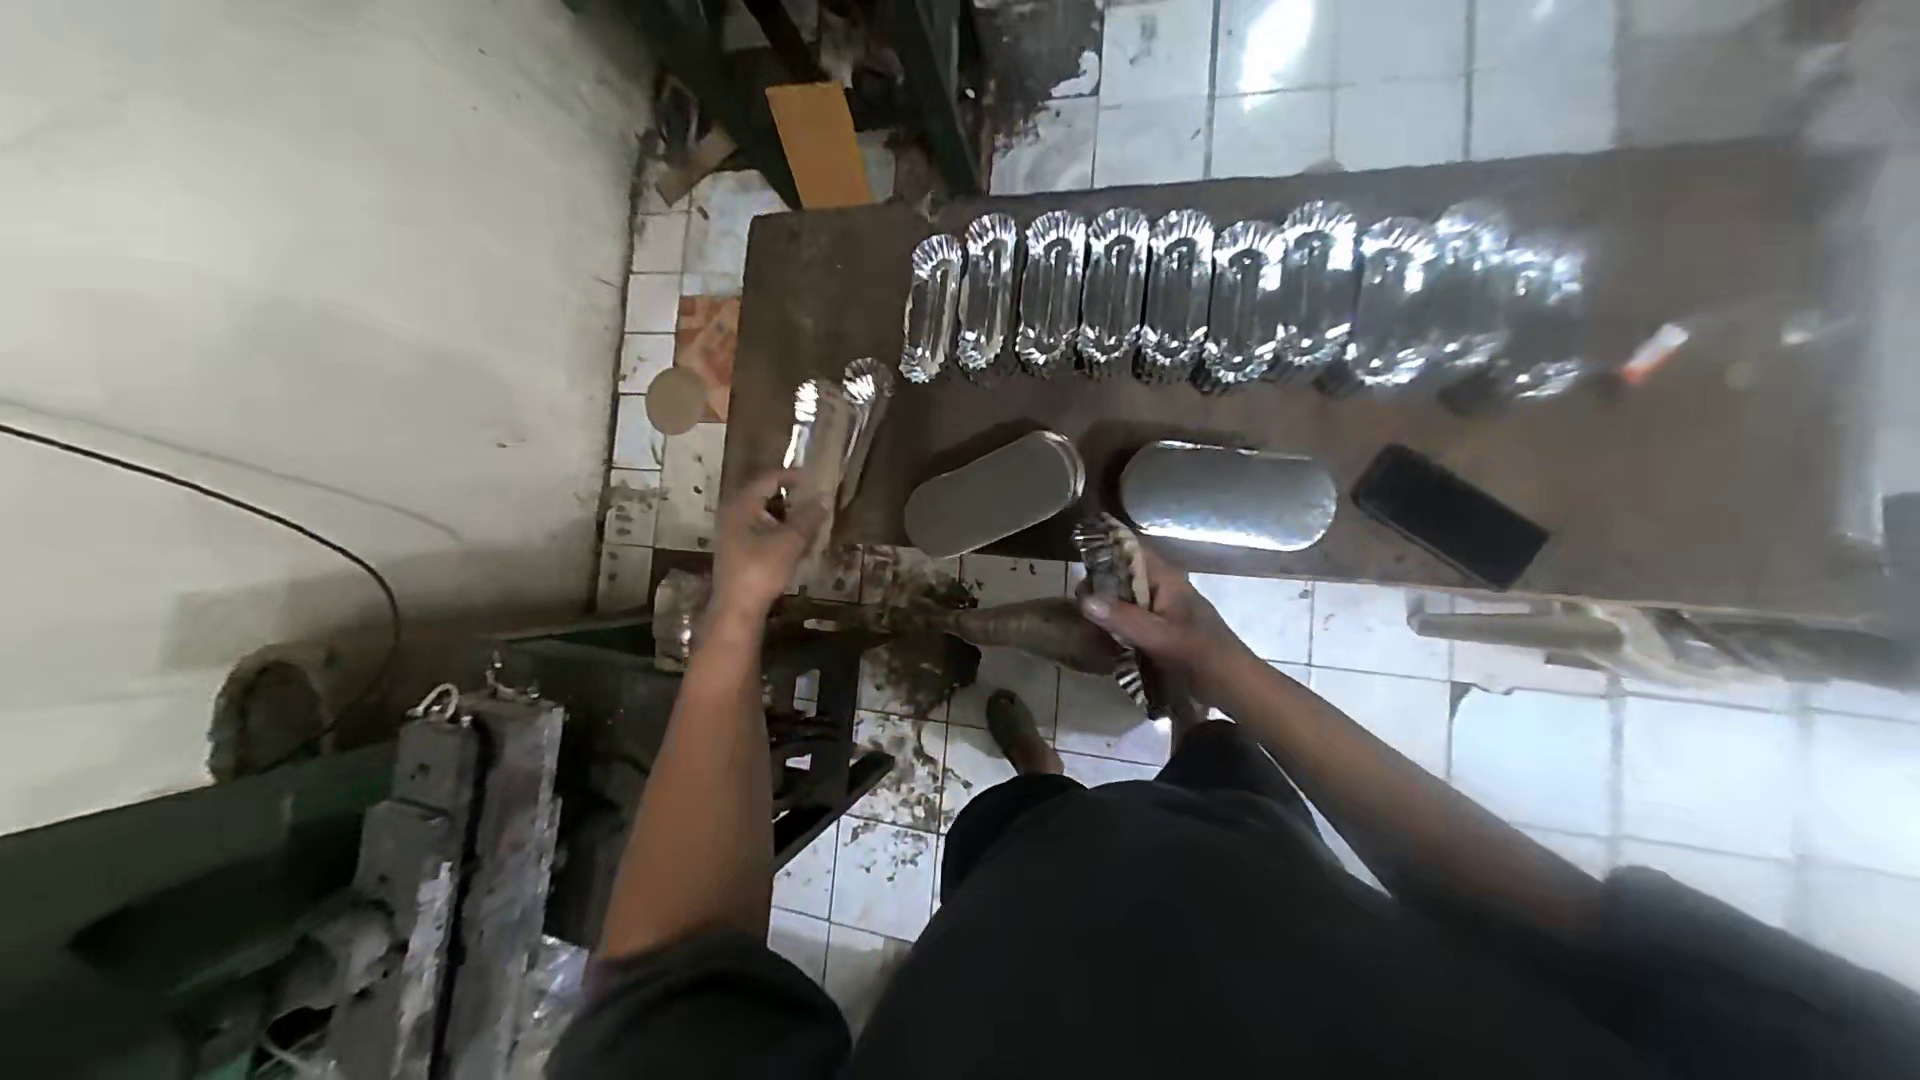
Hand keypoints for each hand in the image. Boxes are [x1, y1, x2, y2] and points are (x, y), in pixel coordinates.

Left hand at [710, 469, 827, 618]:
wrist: (737, 609)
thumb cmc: (761, 570)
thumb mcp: (790, 542)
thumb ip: (808, 517)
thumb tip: (824, 497)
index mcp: (741, 505)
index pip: (768, 479)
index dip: (791, 476)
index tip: (813, 477)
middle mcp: (733, 514)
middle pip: (764, 496)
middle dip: (791, 496)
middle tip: (813, 497)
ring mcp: (733, 533)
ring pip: (764, 514)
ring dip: (787, 515)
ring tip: (810, 520)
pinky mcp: (738, 550)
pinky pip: (761, 530)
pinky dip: (779, 530)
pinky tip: (797, 542)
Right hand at [1077, 544, 1254, 698]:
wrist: (1233, 685)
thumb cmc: (1201, 654)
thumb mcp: (1159, 637)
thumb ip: (1122, 618)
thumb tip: (1084, 599)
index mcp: (1166, 579)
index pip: (1131, 551)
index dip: (1106, 549)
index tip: (1079, 560)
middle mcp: (1162, 588)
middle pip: (1123, 575)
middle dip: (1099, 585)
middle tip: (1077, 603)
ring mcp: (1161, 610)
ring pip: (1124, 599)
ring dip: (1105, 609)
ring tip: (1083, 621)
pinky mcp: (1160, 630)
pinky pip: (1130, 620)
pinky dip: (1115, 626)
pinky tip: (1100, 637)